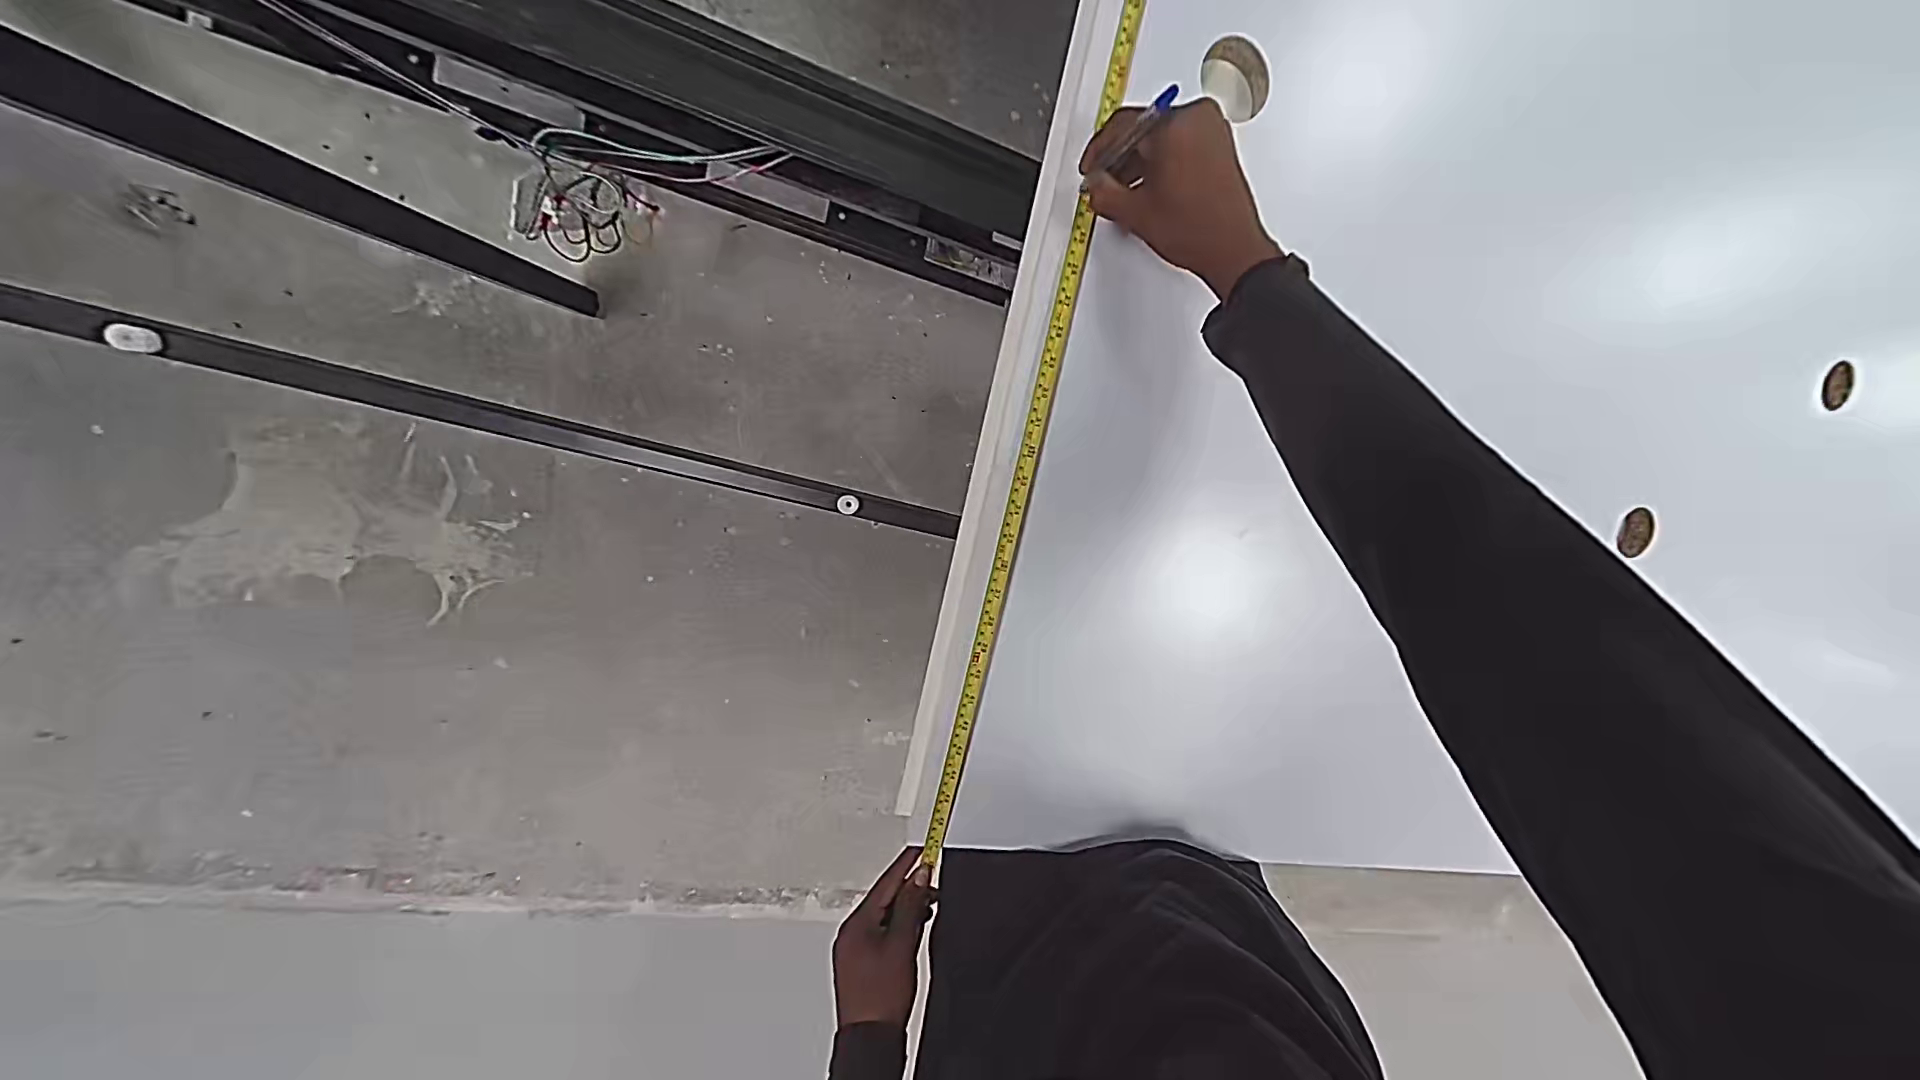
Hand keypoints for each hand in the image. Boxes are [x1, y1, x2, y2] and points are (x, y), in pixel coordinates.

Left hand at [833, 847, 936, 1027]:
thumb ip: (910, 906)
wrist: (870, 1040)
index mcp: (857, 923)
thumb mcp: (902, 943)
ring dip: (907, 906)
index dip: (908, 864)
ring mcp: (856, 948)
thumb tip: (919, 877)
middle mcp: (852, 932)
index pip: (887, 882)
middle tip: (932, 875)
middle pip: (885, 897)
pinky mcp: (863, 962)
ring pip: (885, 914)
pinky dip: (900, 924)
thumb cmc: (881, 998)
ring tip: (929, 902)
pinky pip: (883, 930)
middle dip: (910, 886)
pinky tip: (915, 927)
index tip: (923, 849)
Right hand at [1079, 97, 1282, 298]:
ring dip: (1138, 164)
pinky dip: (1159, 164)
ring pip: (1161, 138)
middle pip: (1143, 129)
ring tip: (1122, 193)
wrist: (1231, 248)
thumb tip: (1095, 183)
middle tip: (1102, 182)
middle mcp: (1197, 118)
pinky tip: (1146, 190)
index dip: (1099, 151)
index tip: (1090, 168)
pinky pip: (1179, 145)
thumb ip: (1104, 192)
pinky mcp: (1219, 145)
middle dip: (1118, 159)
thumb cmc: (1197, 229)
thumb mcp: (1135, 212)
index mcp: (1175, 124)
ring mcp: (1212, 130)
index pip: (1123, 125)